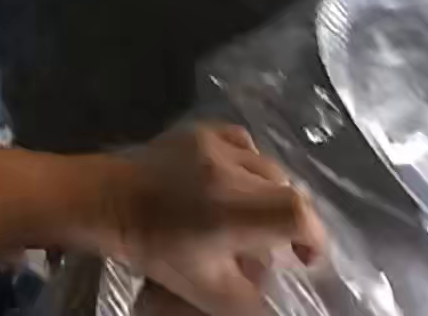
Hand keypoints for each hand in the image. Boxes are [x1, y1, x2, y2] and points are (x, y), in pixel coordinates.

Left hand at [93, 124, 324, 315]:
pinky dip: (248, 161)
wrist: (112, 200)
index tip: (302, 259)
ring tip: (252, 212)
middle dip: (291, 218)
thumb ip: (254, 299)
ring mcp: (213, 142)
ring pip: (266, 164)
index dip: (314, 239)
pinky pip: (241, 140)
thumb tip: (281, 298)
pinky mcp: (199, 129)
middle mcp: (229, 168)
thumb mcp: (209, 291)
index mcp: (233, 210)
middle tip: (277, 243)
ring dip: (270, 190)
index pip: (298, 213)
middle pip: (287, 188)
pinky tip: (235, 179)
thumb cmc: (157, 249)